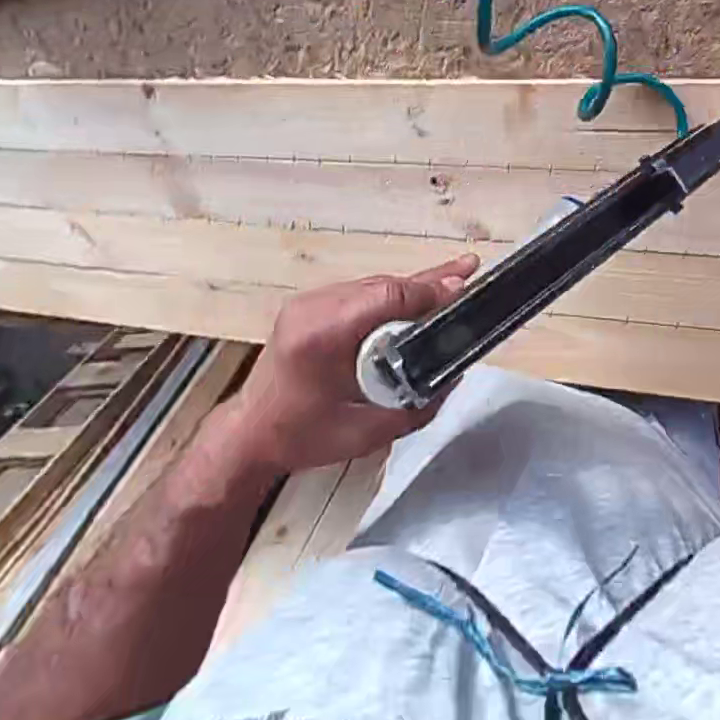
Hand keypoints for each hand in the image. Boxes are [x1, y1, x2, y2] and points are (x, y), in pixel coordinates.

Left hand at [213, 254, 479, 472]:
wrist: (251, 431)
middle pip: (381, 286)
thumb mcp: (366, 433)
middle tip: (468, 282)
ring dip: (409, 290)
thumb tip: (454, 375)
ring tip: (453, 282)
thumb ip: (415, 406)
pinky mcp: (307, 306)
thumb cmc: (303, 437)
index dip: (426, 291)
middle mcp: (311, 307)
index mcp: (320, 335)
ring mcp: (306, 302)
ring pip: (371, 286)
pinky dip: (389, 297)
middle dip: (425, 286)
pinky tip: (416, 297)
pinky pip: (358, 294)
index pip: (383, 296)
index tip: (462, 289)